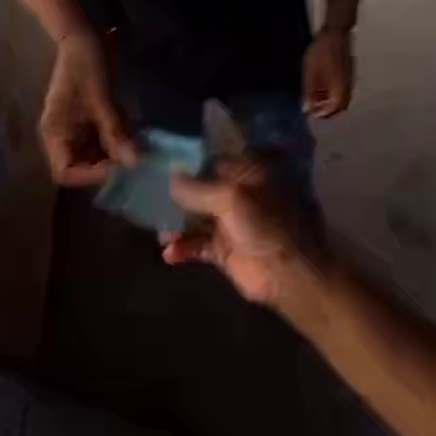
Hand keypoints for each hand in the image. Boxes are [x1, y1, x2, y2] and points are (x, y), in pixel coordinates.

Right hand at [42, 32, 136, 185]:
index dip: (89, 176)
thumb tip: (132, 164)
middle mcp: (58, 135)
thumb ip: (114, 132)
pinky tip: (129, 133)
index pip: (64, 172)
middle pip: (78, 166)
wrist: (81, 37)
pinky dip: (112, 141)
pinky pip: (96, 141)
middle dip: (105, 166)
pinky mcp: (81, 122)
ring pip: (90, 155)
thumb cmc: (87, 66)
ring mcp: (70, 129)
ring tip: (133, 144)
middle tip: (131, 157)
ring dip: (111, 154)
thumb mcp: (102, 100)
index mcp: (54, 132)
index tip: (116, 167)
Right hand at [162, 159, 325, 308]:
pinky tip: (169, 254)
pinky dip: (182, 248)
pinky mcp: (222, 249)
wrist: (288, 276)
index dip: (186, 160)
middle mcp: (236, 194)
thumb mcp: (232, 198)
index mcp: (246, 174)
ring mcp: (229, 222)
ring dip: (175, 225)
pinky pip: (195, 244)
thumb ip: (197, 188)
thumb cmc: (265, 226)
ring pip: (193, 218)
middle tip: (147, 195)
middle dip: (174, 195)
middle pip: (198, 189)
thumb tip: (168, 179)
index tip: (158, 160)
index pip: (211, 159)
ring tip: (159, 232)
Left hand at [302, 27, 353, 118]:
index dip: (322, 114)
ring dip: (329, 103)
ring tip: (314, 100)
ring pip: (342, 99)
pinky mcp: (348, 74)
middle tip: (313, 110)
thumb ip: (309, 93)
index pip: (333, 109)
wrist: (334, 34)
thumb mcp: (310, 74)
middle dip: (327, 111)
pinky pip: (342, 90)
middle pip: (340, 107)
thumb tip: (306, 108)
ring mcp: (349, 80)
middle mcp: (348, 87)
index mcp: (339, 89)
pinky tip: (321, 89)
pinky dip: (332, 94)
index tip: (310, 114)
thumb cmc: (320, 53)